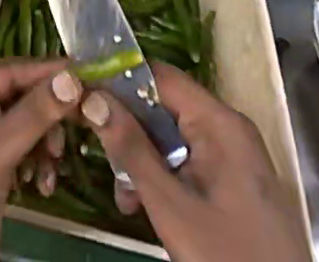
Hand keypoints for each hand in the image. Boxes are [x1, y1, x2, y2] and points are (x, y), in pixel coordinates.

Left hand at [0, 58, 83, 261]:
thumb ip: (34, 113)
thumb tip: (73, 78)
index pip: (12, 70)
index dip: (49, 73)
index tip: (87, 75)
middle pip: (22, 94)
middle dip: (48, 116)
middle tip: (81, 125)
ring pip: (28, 120)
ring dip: (45, 142)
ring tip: (52, 167)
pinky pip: (25, 144)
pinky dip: (37, 160)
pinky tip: (42, 183)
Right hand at [81, 62, 308, 261]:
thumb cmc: (227, 259)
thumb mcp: (171, 206)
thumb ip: (131, 149)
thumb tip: (93, 98)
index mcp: (219, 121)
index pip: (159, 75)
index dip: (119, 80)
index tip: (84, 96)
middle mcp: (228, 127)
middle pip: (165, 106)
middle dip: (129, 129)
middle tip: (99, 155)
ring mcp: (234, 155)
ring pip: (173, 137)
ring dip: (143, 159)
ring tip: (124, 198)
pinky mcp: (234, 182)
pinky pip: (189, 161)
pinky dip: (164, 176)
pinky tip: (144, 206)